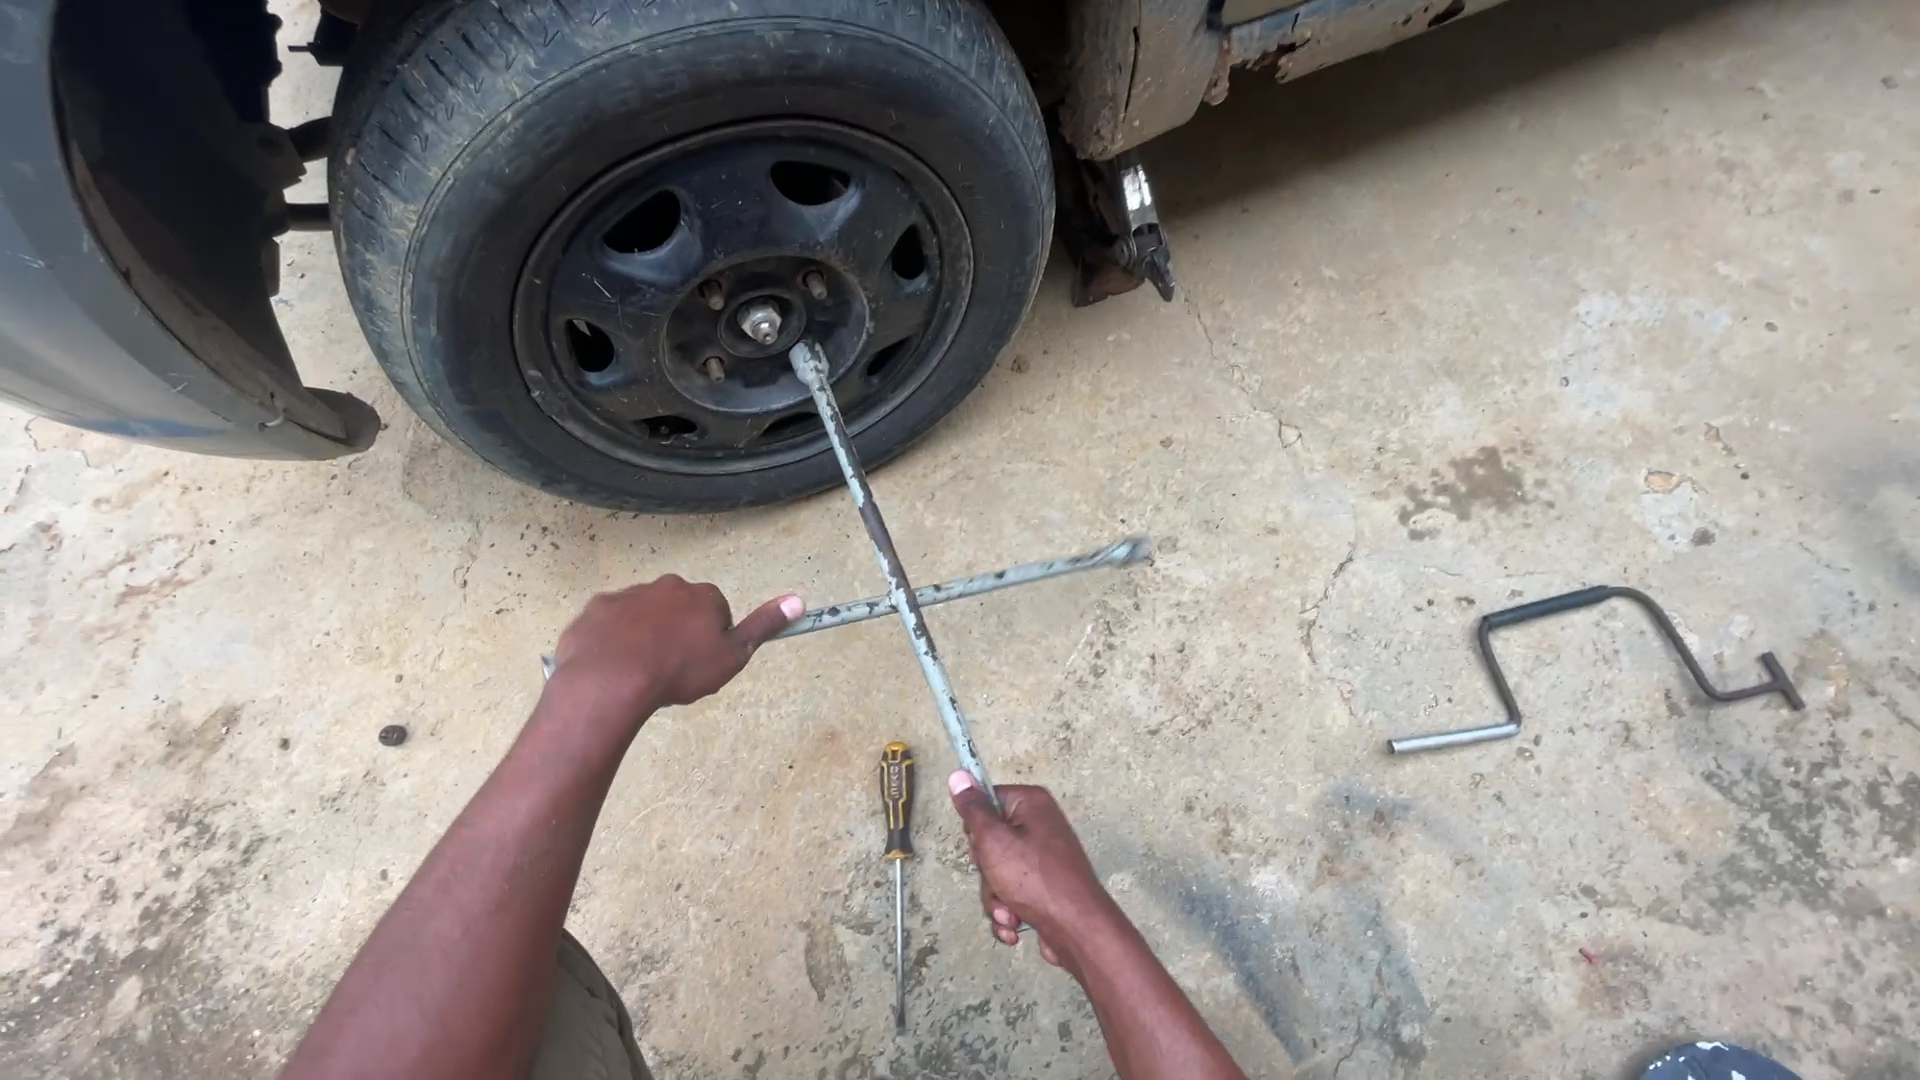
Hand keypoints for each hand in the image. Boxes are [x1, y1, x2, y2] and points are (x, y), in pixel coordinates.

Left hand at [546, 575, 800, 733]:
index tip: (702, 661)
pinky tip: (614, 664)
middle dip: (677, 631)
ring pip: (643, 615)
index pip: (716, 611)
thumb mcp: (732, 655)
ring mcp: (628, 595)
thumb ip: (763, 626)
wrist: (612, 680)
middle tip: (672, 667)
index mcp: (702, 596)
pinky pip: (609, 623)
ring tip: (641, 671)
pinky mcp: (595, 610)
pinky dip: (613, 640)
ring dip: (644, 635)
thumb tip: (798, 601)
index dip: (711, 638)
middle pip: (678, 608)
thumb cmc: (678, 670)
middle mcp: (667, 586)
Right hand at [948, 772, 1120, 974]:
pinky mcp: (1043, 886)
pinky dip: (1008, 911)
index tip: (983, 846)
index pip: (986, 802)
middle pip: (990, 841)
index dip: (977, 828)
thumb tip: (958, 776)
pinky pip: (1011, 893)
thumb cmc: (1035, 879)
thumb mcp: (994, 839)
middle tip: (997, 879)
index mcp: (1031, 803)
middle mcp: (1039, 825)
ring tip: (1009, 912)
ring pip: (997, 872)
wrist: (1076, 929)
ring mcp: (1042, 858)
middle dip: (987, 872)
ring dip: (996, 898)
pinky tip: (1014, 926)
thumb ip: (973, 809)